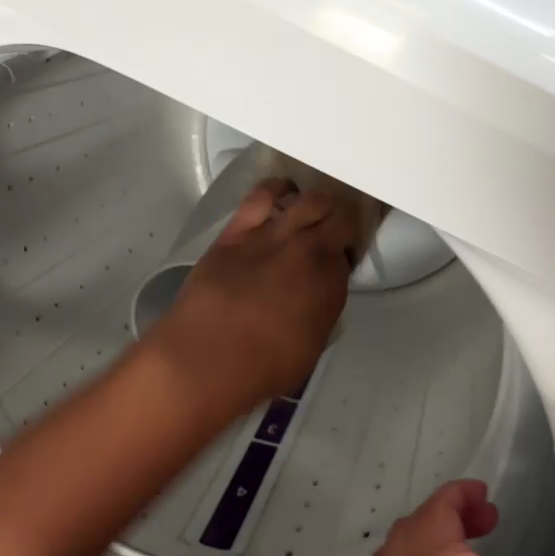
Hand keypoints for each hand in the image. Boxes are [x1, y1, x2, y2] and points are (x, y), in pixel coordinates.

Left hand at [146, 179, 362, 413]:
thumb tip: (319, 294)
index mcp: (332, 283)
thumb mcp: (311, 346)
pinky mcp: (239, 229)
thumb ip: (322, 310)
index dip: (346, 254)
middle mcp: (311, 251)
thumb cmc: (262, 368)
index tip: (340, 261)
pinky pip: (264, 194)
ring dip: (320, 202)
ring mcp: (274, 235)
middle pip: (340, 217)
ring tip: (315, 209)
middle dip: (343, 221)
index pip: (349, 254)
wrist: (205, 358)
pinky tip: (283, 190)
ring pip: (312, 200)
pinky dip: (278, 188)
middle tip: (336, 230)